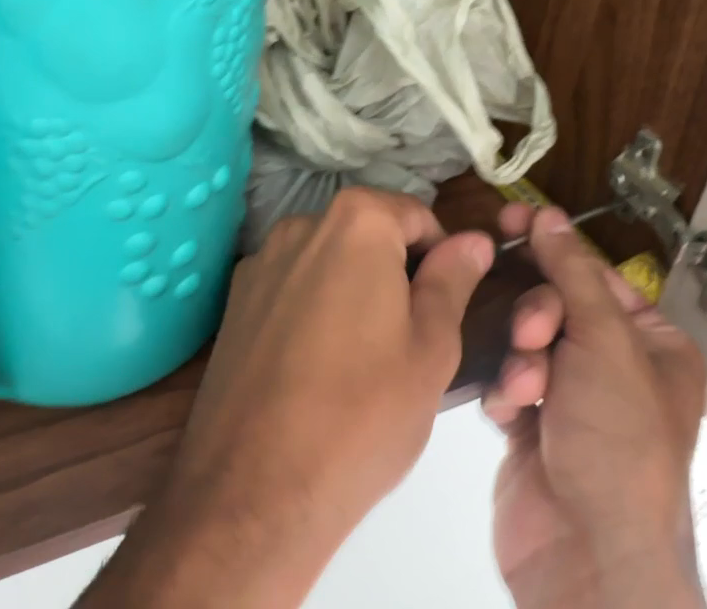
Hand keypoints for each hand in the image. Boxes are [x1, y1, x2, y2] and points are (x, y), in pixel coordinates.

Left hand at [79, 187, 495, 608]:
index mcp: (355, 223)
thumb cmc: (363, 414)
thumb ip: (452, 280)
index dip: (442, 258)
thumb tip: (473, 240)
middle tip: (411, 341)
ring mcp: (258, 265)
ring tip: (364, 361)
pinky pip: (292, 291)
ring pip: (328, 263)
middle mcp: (299, 227)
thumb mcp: (431, 347)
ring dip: (354, 292)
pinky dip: (314, 312)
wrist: (254, 491)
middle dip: (396, 273)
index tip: (446, 308)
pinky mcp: (232, 305)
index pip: (417, 215)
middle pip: (368, 235)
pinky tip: (317, 371)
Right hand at [484, 204, 706, 608]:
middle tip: (533, 334)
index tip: (509, 221)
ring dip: (521, 359)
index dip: (555, 249)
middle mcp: (615, 369)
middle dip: (538, 316)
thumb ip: (570, 273)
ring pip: (527, 343)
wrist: (588, 553)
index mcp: (652, 347)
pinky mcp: (534, 429)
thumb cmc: (616, 439)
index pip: (596, 276)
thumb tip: (548, 215)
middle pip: (557, 306)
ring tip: (526, 387)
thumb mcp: (604, 342)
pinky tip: (511, 414)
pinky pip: (510, 383)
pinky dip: (507, 392)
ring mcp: (572, 401)